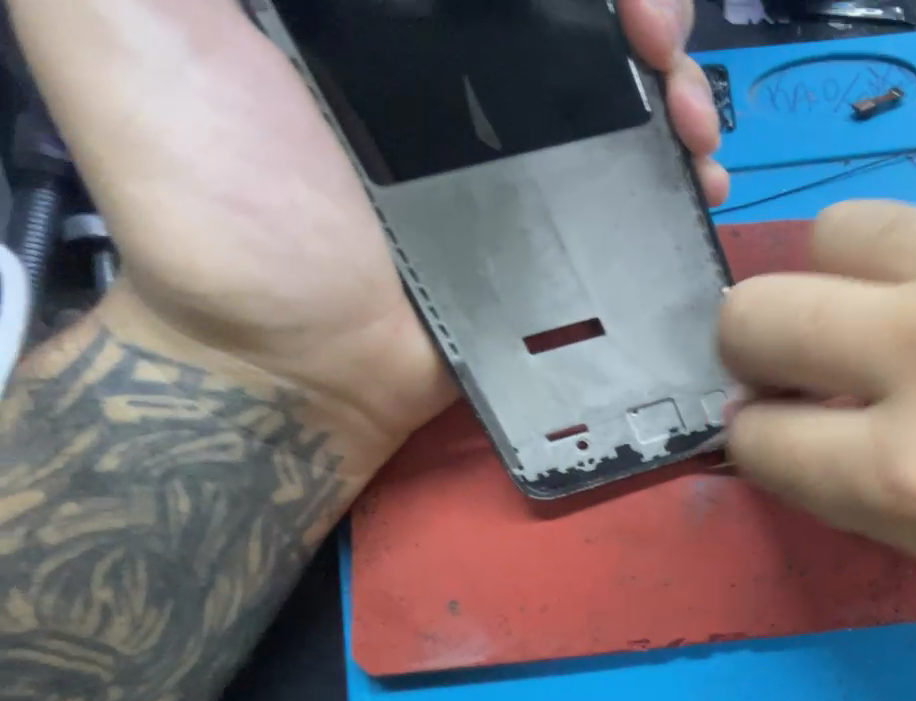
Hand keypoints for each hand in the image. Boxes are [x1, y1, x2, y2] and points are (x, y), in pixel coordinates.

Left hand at [9, 0, 726, 470]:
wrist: (304, 362)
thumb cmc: (214, 198)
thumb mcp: (125, 21)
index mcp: (390, 17)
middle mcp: (473, 76)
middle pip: (585, 24)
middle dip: (647, 14)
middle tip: (658, 41)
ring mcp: (535, 158)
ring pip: (635, 93)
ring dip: (686, 90)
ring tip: (693, 125)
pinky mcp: (573, 229)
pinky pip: (649, 186)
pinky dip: (691, 172)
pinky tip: (701, 177)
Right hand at [720, 192, 915, 637]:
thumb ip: (848, 484)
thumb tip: (772, 418)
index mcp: (914, 468)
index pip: (755, 433)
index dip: (760, 440)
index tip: (786, 432)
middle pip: (757, 309)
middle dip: (762, 351)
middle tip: (811, 367)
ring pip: (839, 230)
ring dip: (848, 286)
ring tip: (907, 319)